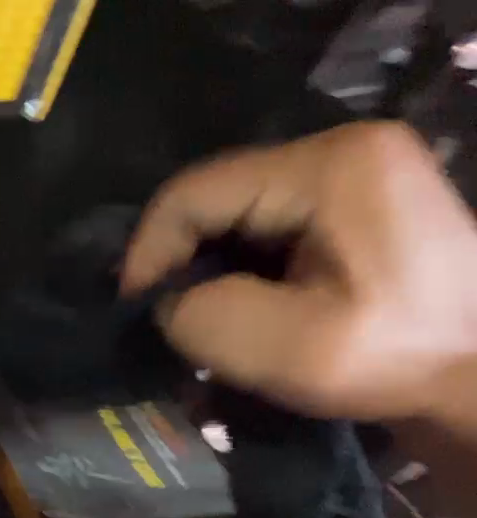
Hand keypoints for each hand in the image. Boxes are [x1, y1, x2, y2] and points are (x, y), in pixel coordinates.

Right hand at [122, 121, 476, 426]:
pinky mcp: (351, 197)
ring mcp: (352, 169)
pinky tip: (241, 302)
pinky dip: (232, 265)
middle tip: (170, 320)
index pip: (185, 196)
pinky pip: (257, 222)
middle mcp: (341, 148)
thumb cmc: (390, 356)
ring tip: (203, 316)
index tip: (141, 314)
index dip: (146, 257)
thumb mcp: (280, 345)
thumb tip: (167, 303)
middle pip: (206, 199)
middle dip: (174, 263)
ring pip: (225, 213)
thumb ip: (197, 314)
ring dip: (201, 268)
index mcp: (329, 167)